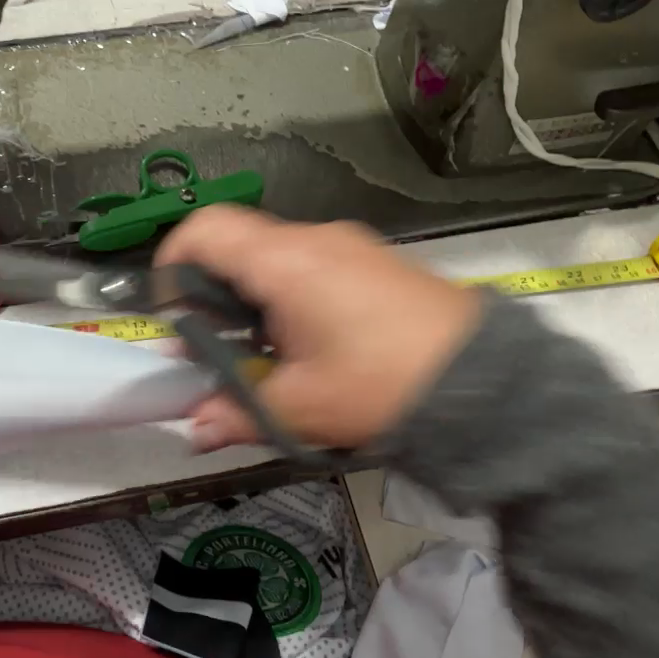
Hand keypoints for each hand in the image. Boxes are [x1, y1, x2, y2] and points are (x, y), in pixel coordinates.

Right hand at [155, 206, 483, 452]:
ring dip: (250, 300)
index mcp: (285, 263)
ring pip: (272, 257)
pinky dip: (287, 297)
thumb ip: (237, 413)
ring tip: (262, 356)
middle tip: (212, 351)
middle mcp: (313, 240)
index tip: (173, 315)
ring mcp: (348, 245)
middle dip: (211, 296)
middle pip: (235, 246)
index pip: (204, 230)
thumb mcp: (302, 406)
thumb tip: (197, 428)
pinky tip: (306, 346)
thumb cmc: (385, 384)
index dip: (172, 265)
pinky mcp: (373, 261)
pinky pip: (309, 265)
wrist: (486, 380)